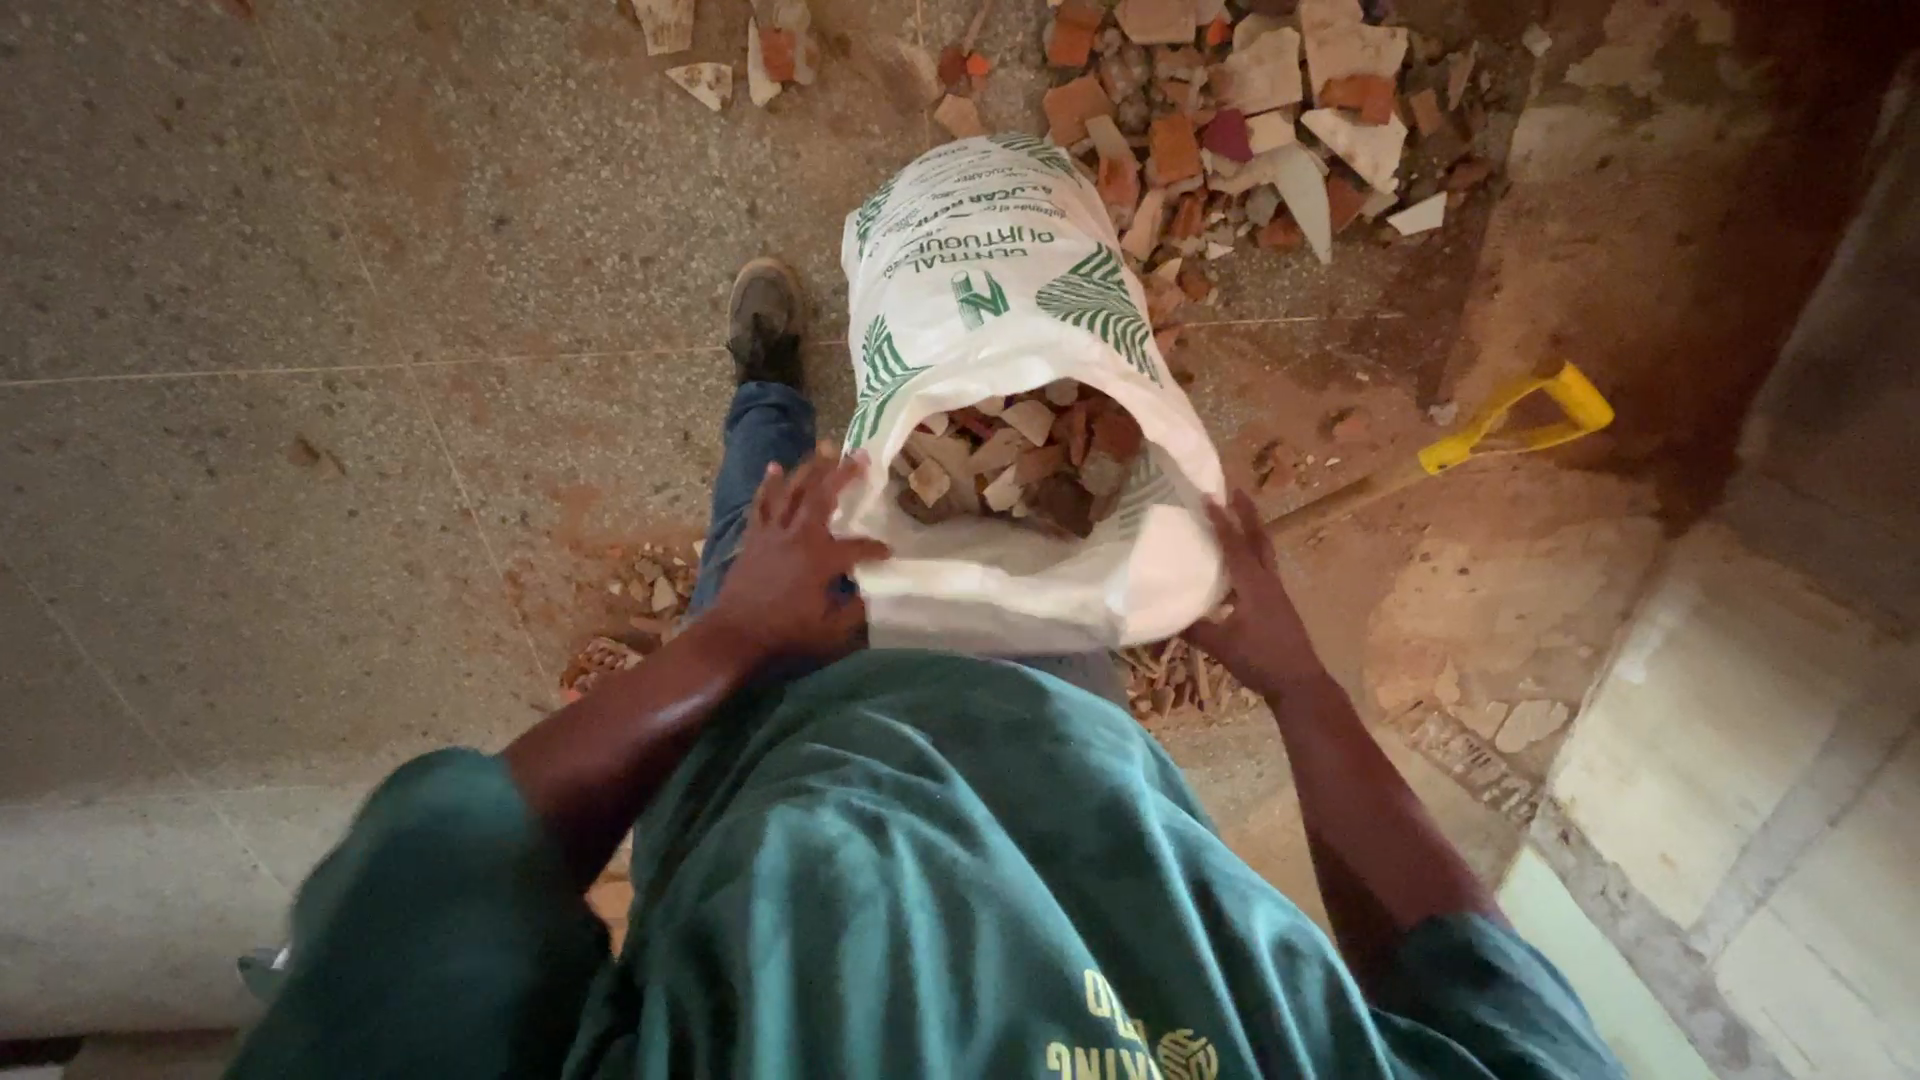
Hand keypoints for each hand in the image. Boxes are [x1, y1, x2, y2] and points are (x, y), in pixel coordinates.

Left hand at [706, 444, 891, 660]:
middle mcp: (798, 537)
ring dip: (810, 469)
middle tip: (860, 455)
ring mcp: (773, 533)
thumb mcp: (830, 631)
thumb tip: (869, 593)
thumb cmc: (784, 633)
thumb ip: (854, 609)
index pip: (858, 547)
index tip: (888, 552)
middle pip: (823, 497)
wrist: (735, 634)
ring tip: (825, 449)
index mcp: (821, 559)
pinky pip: (763, 504)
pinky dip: (770, 485)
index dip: (875, 548)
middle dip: (844, 474)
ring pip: (793, 492)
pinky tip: (775, 467)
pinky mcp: (755, 537)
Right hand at [1183, 490, 1327, 698]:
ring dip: (1252, 533)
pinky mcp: (1278, 605)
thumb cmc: (1261, 659)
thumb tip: (1163, 615)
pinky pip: (1263, 571)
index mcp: (1253, 585)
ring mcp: (1276, 593)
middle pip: (1259, 540)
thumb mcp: (1220, 645)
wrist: (1300, 683)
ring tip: (1237, 519)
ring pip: (1264, 554)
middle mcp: (1268, 582)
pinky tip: (1237, 568)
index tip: (1208, 497)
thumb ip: (1194, 629)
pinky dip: (1250, 557)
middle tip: (1236, 491)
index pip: (1234, 546)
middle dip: (1248, 515)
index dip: (1220, 521)